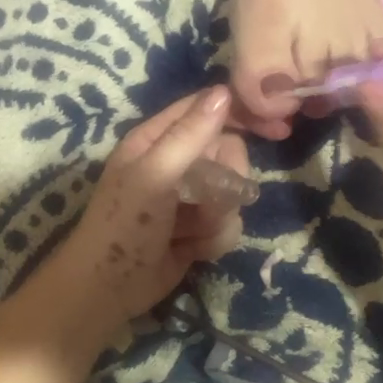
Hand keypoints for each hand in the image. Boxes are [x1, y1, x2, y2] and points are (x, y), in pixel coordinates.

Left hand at [41, 86, 248, 328]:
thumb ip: (189, 136)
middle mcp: (174, 163)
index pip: (206, 109)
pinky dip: (214, 240)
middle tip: (209, 200)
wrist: (108, 290)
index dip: (239, 115)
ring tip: (191, 232)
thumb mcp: (154, 175)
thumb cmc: (123, 225)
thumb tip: (223, 92)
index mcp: (156, 139)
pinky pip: (229, 225)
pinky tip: (192, 250)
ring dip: (218, 217)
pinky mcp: (198, 230)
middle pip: (229, 153)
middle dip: (226, 182)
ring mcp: (188, 198)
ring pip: (233, 194)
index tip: (274, 129)